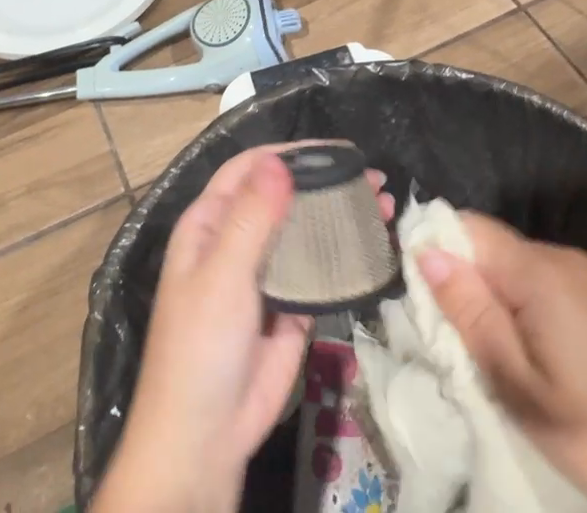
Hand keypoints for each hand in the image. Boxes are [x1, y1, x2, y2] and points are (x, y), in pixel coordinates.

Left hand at [96, 144, 392, 512]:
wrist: (205, 434)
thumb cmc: (201, 345)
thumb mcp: (222, 275)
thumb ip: (252, 217)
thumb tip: (280, 162)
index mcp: (209, 225)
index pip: (249, 171)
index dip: (290, 155)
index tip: (339, 151)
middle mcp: (237, 242)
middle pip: (284, 198)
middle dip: (326, 183)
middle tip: (375, 178)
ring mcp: (266, 275)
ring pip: (307, 233)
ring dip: (343, 217)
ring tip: (385, 204)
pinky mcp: (292, 308)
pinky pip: (322, 273)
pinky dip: (347, 257)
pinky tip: (378, 246)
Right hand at [418, 213, 586, 512]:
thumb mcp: (519, 385)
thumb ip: (470, 314)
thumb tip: (425, 254)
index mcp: (541, 271)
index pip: (464, 227)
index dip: (432, 254)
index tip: (419, 307)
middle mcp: (565, 259)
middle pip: (488, 248)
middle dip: (460, 286)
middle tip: (451, 349)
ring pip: (513, 271)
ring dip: (489, 305)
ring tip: (486, 363)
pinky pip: (541, 290)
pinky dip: (519, 315)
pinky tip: (524, 362)